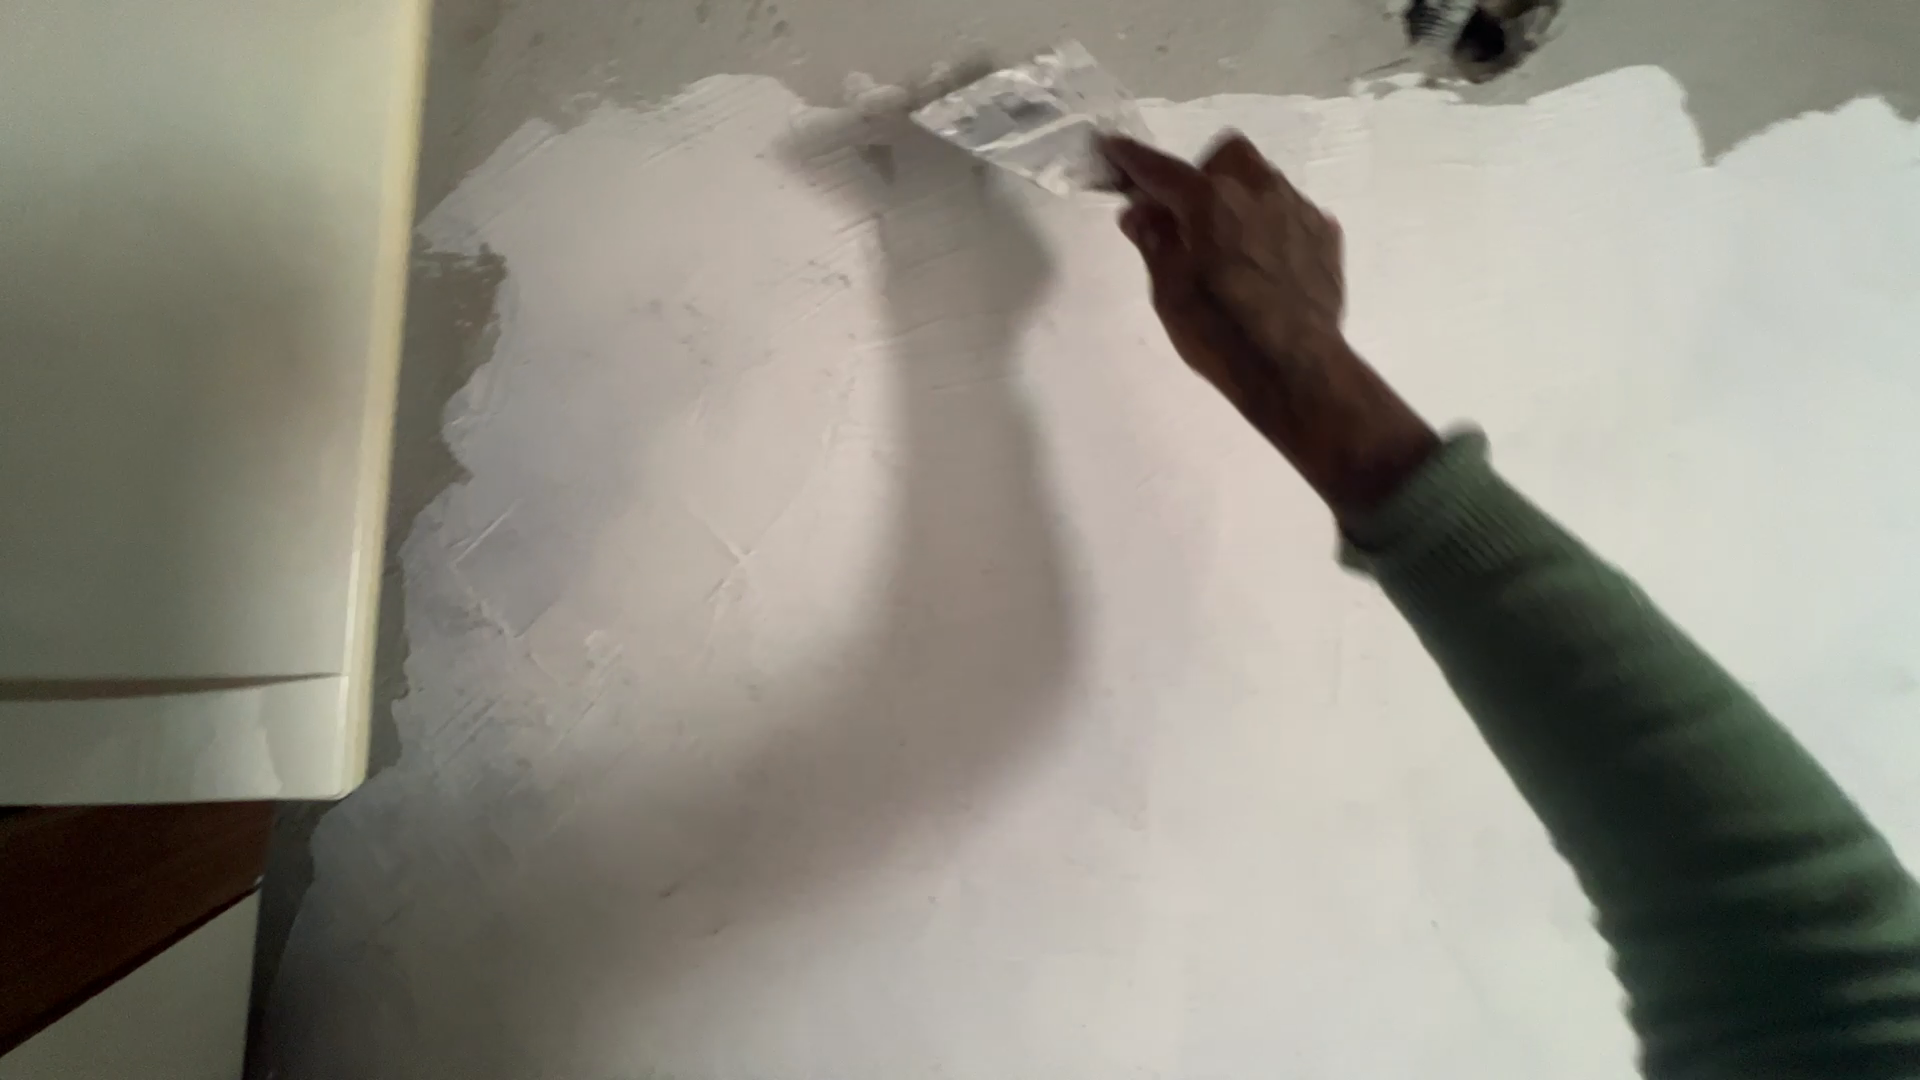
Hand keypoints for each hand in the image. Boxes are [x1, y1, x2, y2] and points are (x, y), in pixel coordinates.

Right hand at [1099, 132, 1438, 517]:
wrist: (1293, 368)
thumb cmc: (1218, 333)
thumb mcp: (1170, 293)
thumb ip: (1155, 244)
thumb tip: (1139, 212)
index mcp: (1211, 202)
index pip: (1162, 171)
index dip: (1132, 160)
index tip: (1111, 147)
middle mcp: (1259, 191)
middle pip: (1227, 157)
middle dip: (1202, 175)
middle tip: (1188, 219)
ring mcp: (1298, 210)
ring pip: (1263, 183)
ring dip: (1239, 202)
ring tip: (1229, 248)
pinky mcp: (1325, 236)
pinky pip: (1290, 215)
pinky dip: (1269, 229)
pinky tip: (1263, 267)